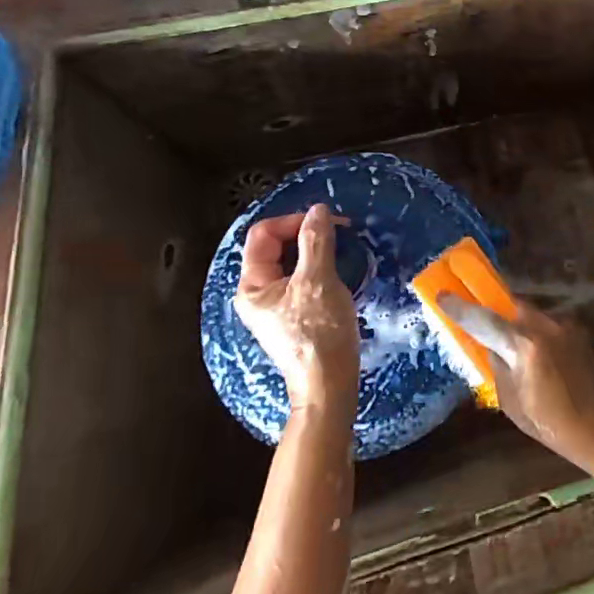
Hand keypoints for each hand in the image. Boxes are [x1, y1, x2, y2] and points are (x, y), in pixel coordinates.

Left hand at [235, 204, 359, 413]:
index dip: (293, 220)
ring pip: (292, 264)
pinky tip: (339, 273)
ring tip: (342, 250)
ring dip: (316, 251)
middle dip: (306, 234)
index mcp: (251, 285)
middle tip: (338, 231)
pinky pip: (302, 281)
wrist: (329, 384)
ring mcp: (275, 307)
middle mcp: (257, 294)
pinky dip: (319, 269)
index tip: (327, 221)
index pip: (263, 234)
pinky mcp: (294, 316)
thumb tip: (318, 210)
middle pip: (276, 247)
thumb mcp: (318, 281)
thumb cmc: (320, 332)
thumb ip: (316, 241)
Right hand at [448, 298, 593, 466]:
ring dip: (515, 321)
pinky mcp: (575, 328)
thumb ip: (496, 365)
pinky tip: (534, 352)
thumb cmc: (548, 422)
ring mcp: (563, 324)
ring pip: (528, 312)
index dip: (460, 307)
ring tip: (509, 343)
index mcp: (524, 346)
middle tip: (477, 316)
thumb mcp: (509, 399)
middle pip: (509, 306)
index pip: (484, 320)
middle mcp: (544, 326)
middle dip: (492, 309)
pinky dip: (533, 331)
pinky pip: (545, 322)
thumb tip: (489, 345)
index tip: (441, 294)